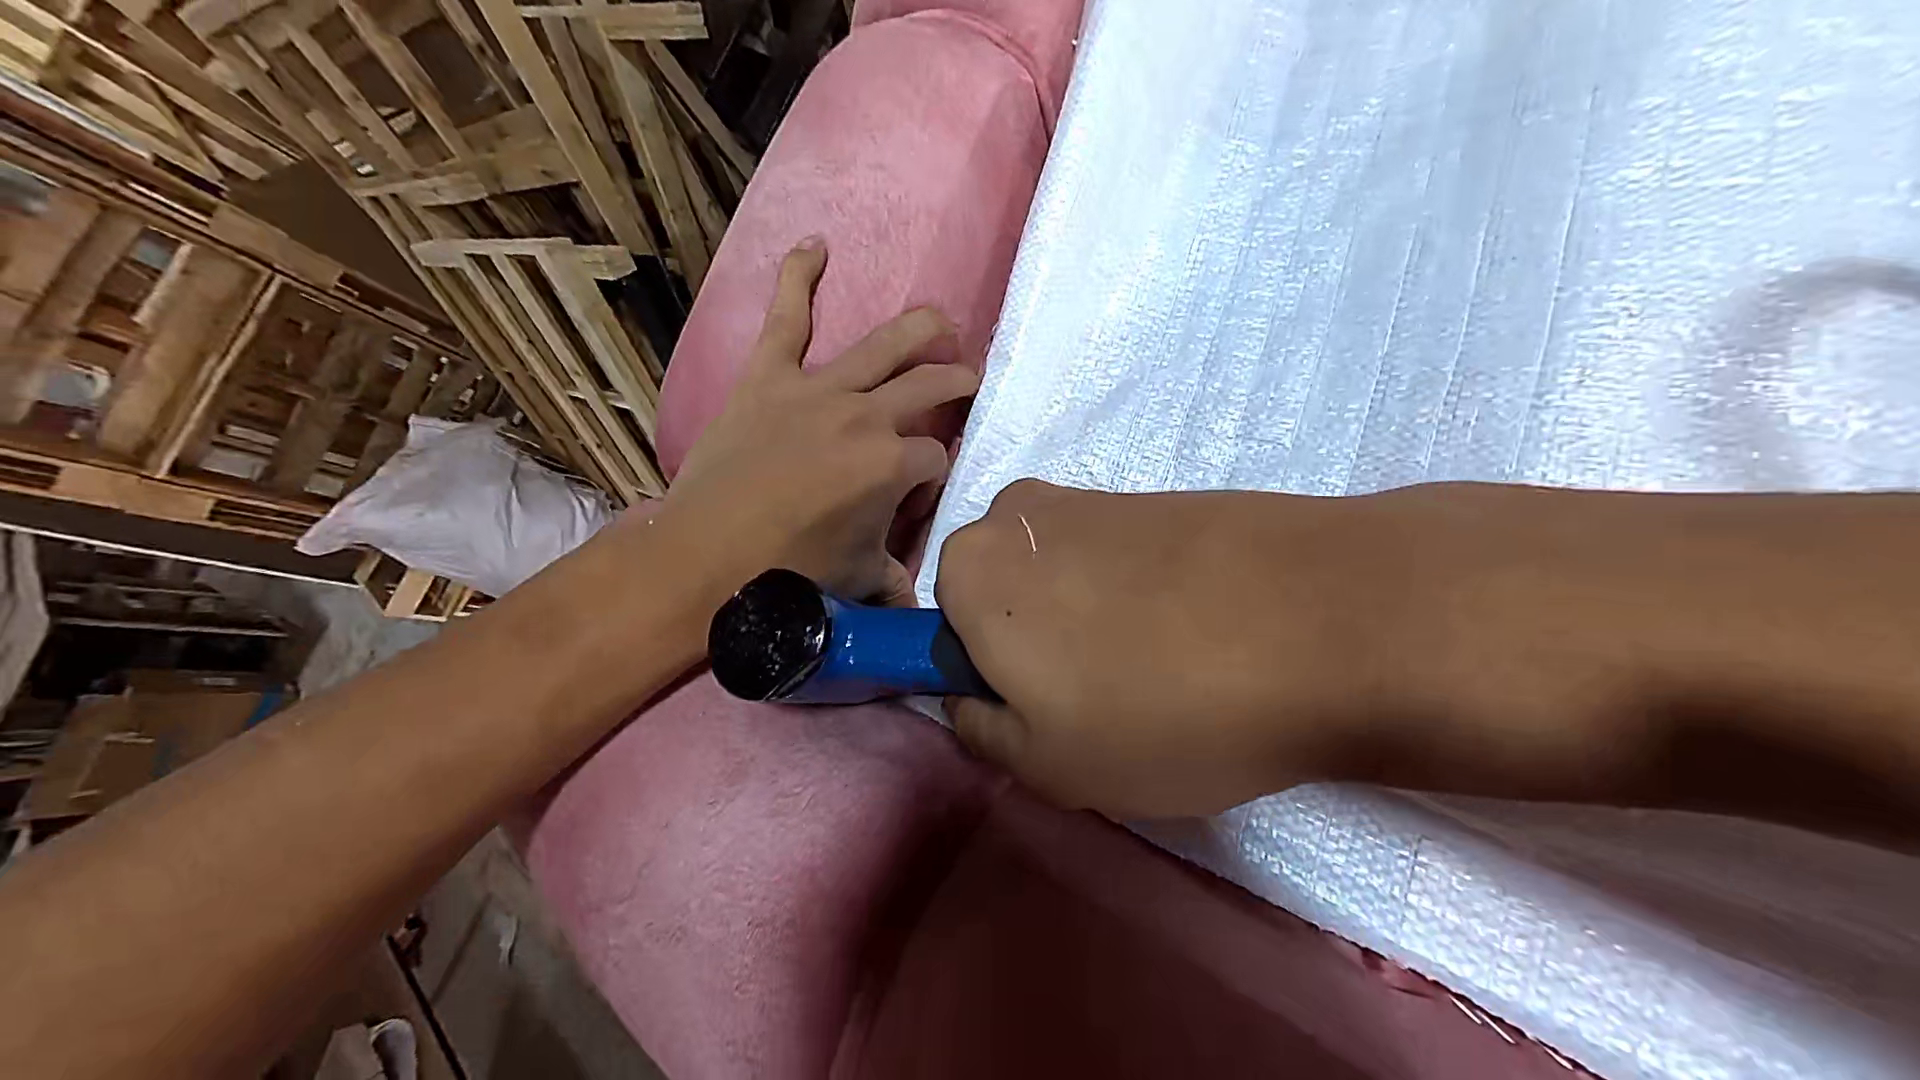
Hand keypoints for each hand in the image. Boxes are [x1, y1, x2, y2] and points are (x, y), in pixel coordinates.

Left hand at [663, 238, 980, 602]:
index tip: (921, 486)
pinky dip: (798, 277)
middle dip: (957, 382)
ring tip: (943, 324)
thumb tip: (919, 608)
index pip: (935, 456)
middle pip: (929, 385)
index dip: (935, 470)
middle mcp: (867, 417)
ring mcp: (819, 390)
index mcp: (892, 465)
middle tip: (968, 380)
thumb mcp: (856, 577)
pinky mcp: (770, 375)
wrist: (706, 553)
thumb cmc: (789, 568)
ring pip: (884, 344)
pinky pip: (787, 317)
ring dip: (922, 329)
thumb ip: (895, 582)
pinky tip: (816, 246)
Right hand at [937, 480, 1430, 818]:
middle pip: (1008, 599)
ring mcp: (1095, 497)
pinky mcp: (1161, 496)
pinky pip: (1124, 561)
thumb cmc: (1159, 707)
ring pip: (1067, 580)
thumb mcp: (1044, 763)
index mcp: (971, 566)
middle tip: (1106, 700)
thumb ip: (979, 729)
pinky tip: (1200, 633)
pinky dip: (1145, 599)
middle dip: (1040, 647)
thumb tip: (972, 695)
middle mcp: (1020, 512)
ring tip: (1166, 669)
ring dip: (1096, 624)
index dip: (996, 681)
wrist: (1328, 621)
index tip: (1051, 711)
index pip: (952, 633)